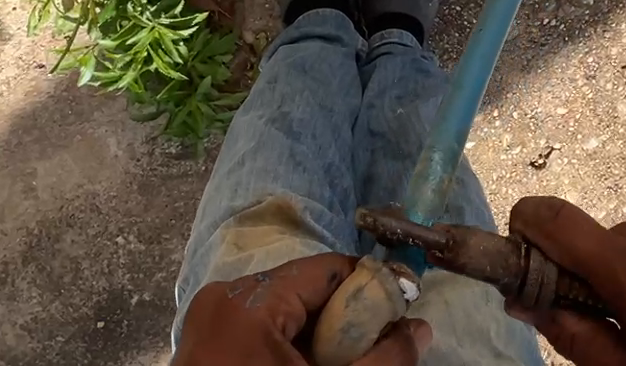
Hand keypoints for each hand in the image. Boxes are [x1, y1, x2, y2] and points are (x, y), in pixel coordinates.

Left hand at [173, 252, 431, 365]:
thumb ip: (382, 361)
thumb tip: (420, 328)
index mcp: (248, 301)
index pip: (329, 269)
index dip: (370, 286)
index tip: (402, 308)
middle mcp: (225, 298)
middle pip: (308, 289)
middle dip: (346, 317)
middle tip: (375, 346)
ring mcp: (209, 322)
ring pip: (288, 310)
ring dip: (321, 334)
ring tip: (345, 361)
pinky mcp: (205, 345)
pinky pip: (263, 329)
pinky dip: (292, 347)